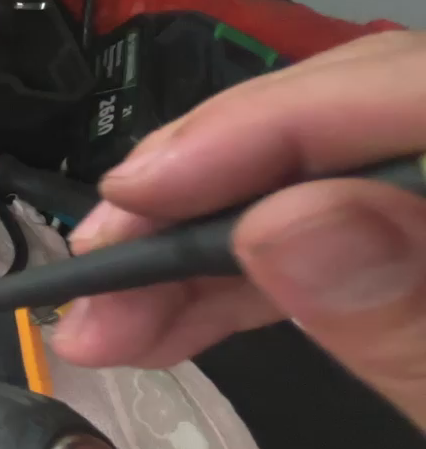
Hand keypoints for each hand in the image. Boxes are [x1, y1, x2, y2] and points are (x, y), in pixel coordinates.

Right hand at [54, 31, 425, 427]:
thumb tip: (284, 225)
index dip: (262, 130)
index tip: (133, 196)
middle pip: (352, 125)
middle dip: (197, 200)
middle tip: (96, 270)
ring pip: (313, 185)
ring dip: (191, 255)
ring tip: (107, 323)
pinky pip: (323, 237)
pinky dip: (234, 283)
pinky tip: (166, 323)